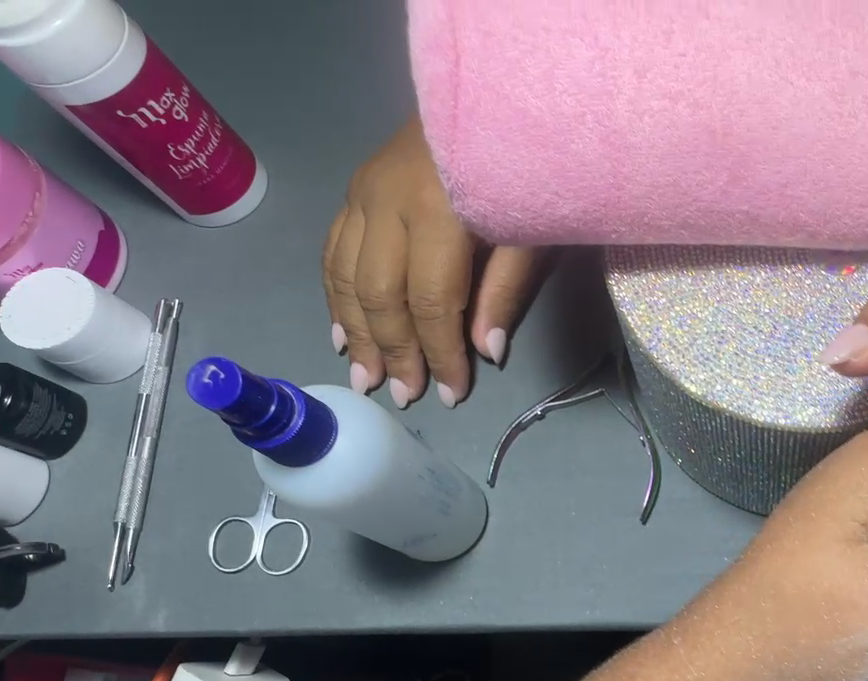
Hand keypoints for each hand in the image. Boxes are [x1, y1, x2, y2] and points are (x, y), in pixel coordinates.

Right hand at [322, 116, 547, 407]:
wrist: (495, 97)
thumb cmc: (526, 168)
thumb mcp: (533, 232)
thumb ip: (504, 291)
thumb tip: (486, 353)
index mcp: (435, 215)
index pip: (431, 304)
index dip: (439, 354)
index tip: (448, 395)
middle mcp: (385, 204)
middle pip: (379, 295)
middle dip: (392, 351)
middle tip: (401, 396)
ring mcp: (363, 192)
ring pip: (346, 275)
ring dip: (355, 331)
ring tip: (365, 375)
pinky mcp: (355, 187)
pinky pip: (334, 249)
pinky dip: (337, 294)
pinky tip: (342, 330)